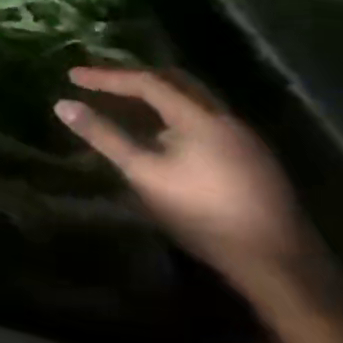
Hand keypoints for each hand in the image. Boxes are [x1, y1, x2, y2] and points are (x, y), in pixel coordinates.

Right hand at [56, 67, 313, 282]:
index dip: (106, 76)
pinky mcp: (254, 159)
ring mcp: (245, 139)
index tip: (72, 76)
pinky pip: (206, 119)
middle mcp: (225, 118)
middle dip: (135, 77)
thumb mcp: (144, 174)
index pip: (146, 81)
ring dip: (157, 95)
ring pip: (194, 100)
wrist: (280, 266)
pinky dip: (175, 114)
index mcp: (199, 117)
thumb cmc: (203, 214)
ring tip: (126, 103)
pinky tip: (163, 134)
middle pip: (175, 81)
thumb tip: (62, 105)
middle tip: (101, 81)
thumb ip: (104, 136)